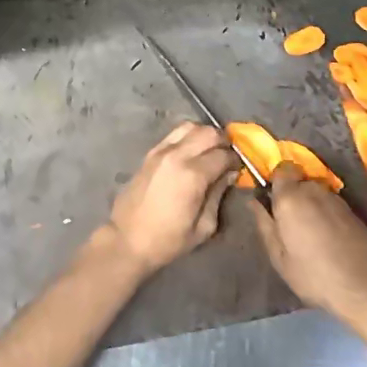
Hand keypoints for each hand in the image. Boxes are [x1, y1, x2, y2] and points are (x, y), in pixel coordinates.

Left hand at [105, 122, 239, 273]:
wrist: (127, 239)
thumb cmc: (167, 240)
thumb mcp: (203, 227)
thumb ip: (218, 195)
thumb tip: (229, 174)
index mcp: (193, 175)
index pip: (223, 154)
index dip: (235, 160)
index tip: (239, 168)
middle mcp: (178, 155)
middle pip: (209, 132)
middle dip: (223, 142)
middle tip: (227, 156)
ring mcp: (161, 151)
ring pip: (191, 126)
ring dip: (205, 134)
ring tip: (210, 150)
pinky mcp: (151, 152)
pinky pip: (174, 133)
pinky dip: (188, 136)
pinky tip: (192, 151)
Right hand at [250, 163, 366, 323]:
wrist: (365, 287)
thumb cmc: (314, 275)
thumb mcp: (279, 257)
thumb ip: (264, 224)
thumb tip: (253, 201)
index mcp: (290, 197)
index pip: (281, 169)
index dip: (277, 182)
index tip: (274, 202)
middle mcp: (313, 189)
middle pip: (299, 181)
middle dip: (293, 195)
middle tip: (291, 222)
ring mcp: (336, 198)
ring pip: (316, 191)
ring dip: (311, 204)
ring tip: (312, 232)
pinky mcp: (353, 210)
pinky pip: (331, 203)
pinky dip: (326, 213)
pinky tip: (329, 237)